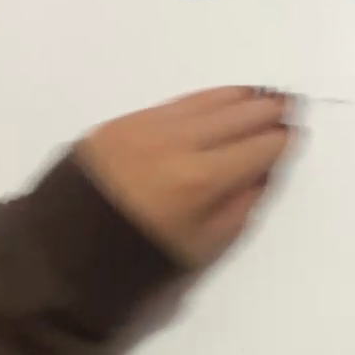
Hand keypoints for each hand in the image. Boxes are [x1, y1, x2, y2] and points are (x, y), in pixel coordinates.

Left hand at [76, 87, 294, 266]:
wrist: (60, 253)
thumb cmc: (138, 260)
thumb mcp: (202, 247)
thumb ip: (240, 207)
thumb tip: (264, 173)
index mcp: (201, 181)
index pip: (257, 149)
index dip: (280, 140)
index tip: (294, 135)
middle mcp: (178, 144)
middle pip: (236, 117)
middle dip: (266, 111)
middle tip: (289, 105)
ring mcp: (149, 127)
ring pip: (208, 101)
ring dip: (240, 97)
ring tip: (262, 94)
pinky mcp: (126, 121)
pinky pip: (179, 101)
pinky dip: (207, 98)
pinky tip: (222, 97)